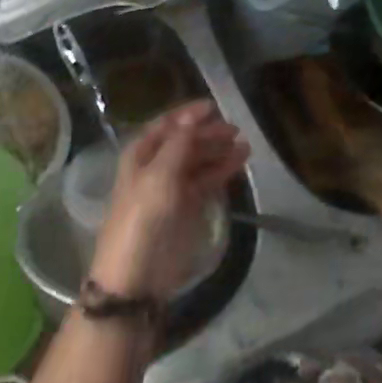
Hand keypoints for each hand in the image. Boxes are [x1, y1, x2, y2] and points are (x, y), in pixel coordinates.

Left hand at [89, 100, 248, 300]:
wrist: (137, 276)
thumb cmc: (143, 219)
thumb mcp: (160, 175)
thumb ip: (179, 143)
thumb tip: (195, 116)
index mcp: (141, 155)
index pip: (167, 125)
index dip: (188, 114)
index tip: (214, 106)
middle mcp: (156, 167)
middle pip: (185, 141)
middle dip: (208, 133)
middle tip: (235, 129)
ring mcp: (173, 188)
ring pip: (199, 160)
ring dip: (219, 150)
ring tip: (244, 144)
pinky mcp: (188, 208)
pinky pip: (207, 181)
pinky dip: (222, 170)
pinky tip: (240, 162)